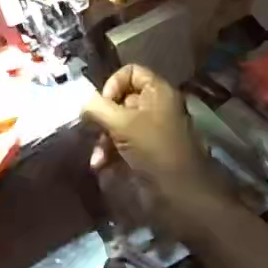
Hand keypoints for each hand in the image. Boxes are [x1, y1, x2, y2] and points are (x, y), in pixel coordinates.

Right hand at [82, 65, 225, 233]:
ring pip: (121, 124)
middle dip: (103, 117)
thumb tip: (83, 102)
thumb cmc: (155, 151)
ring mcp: (154, 130)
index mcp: (158, 92)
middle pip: (122, 99)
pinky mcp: (149, 152)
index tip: (103, 105)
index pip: (131, 72)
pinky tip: (102, 167)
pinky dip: (112, 152)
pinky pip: (125, 143)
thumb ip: (98, 109)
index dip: (113, 84)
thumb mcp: (123, 125)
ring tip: (97, 159)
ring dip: (104, 139)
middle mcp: (157, 106)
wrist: (184, 195)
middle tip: (92, 132)